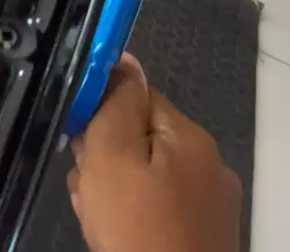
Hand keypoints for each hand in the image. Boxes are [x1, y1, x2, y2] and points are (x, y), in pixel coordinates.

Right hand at [68, 55, 241, 251]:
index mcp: (190, 137)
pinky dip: (129, 208)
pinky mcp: (202, 230)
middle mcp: (208, 163)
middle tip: (91, 182)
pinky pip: (154, 200)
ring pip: (140, 170)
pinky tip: (115, 227)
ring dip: (111, 182)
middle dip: (103, 152)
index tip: (80, 138)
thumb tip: (122, 58)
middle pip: (136, 133)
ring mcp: (209, 202)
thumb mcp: (112, 152)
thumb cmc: (136, 225)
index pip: (132, 95)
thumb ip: (115, 100)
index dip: (98, 111)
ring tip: (99, 210)